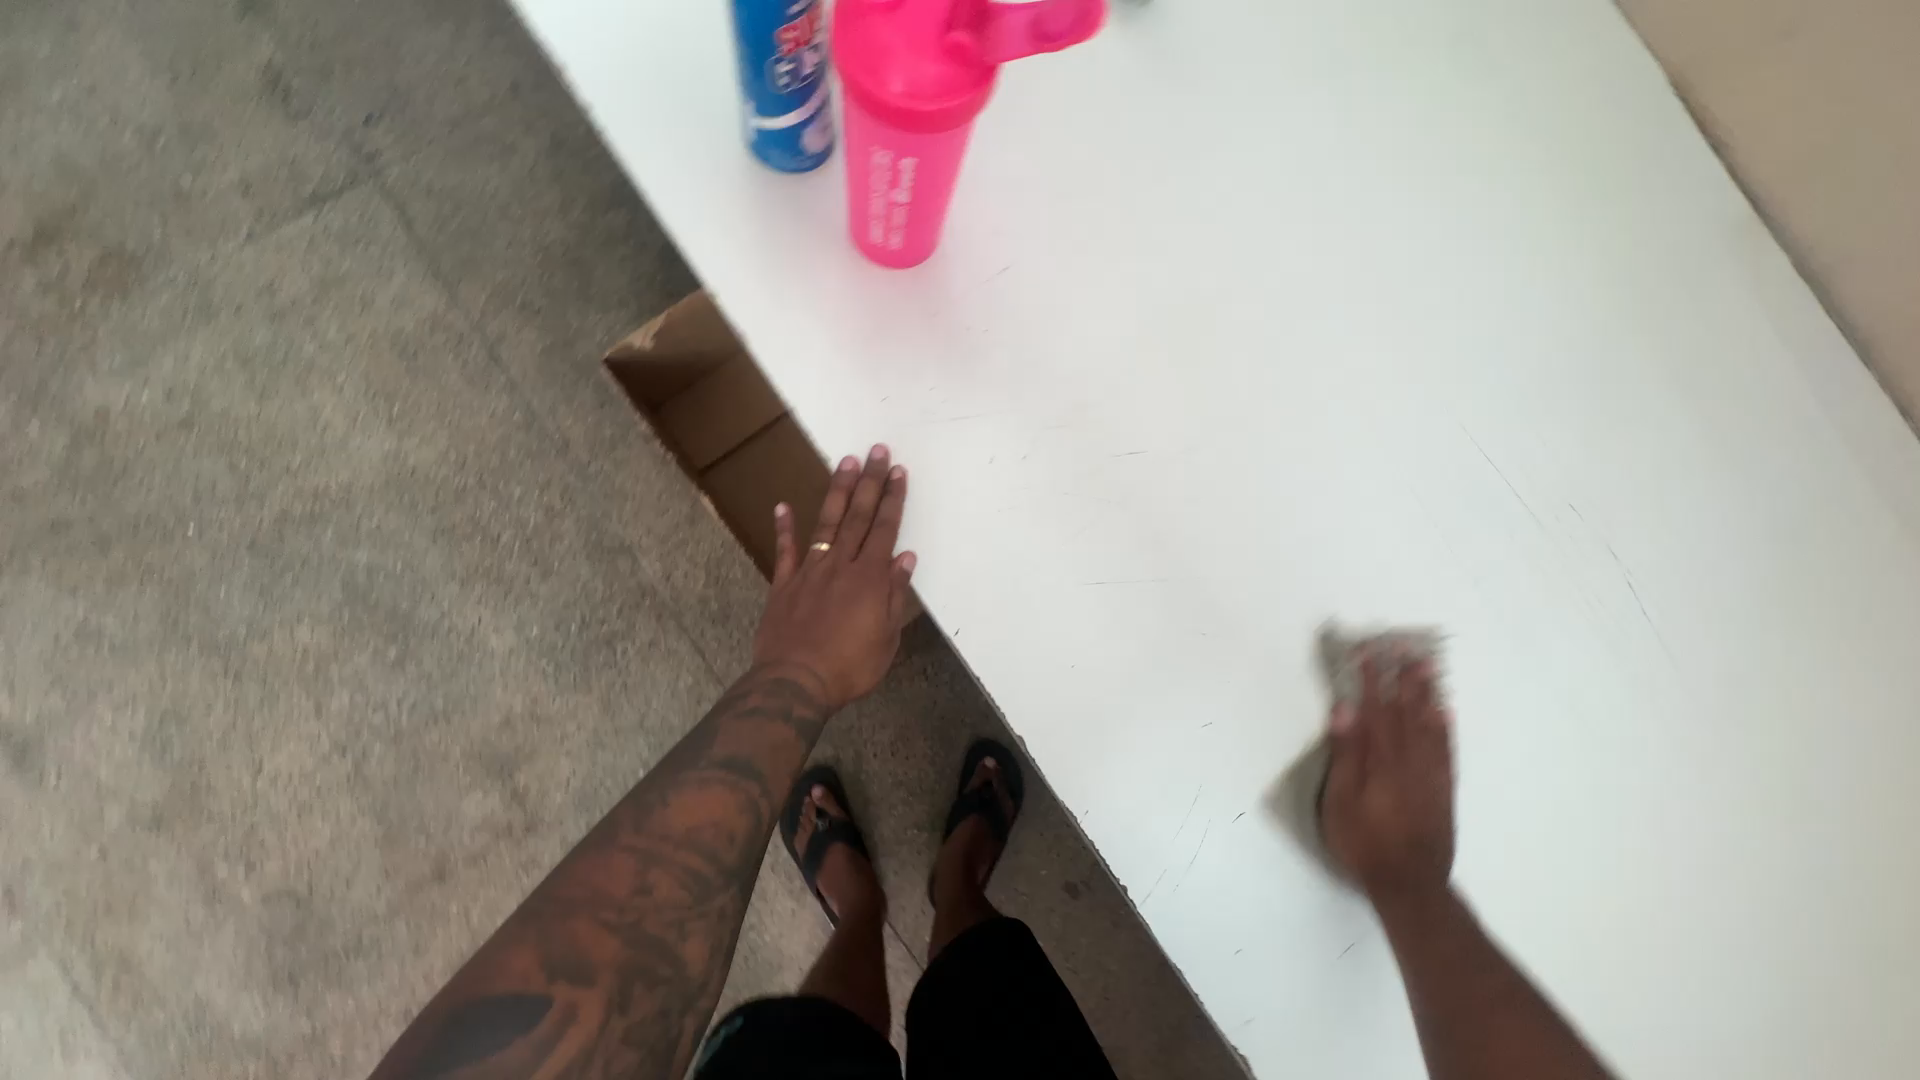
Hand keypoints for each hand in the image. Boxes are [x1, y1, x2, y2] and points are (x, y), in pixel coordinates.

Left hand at [752, 445, 916, 709]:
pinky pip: (785, 551)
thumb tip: (905, 557)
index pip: (884, 530)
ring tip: (844, 462)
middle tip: (876, 450)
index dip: (893, 499)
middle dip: (869, 482)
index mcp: (869, 579)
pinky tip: (783, 505)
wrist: (796, 682)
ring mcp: (809, 572)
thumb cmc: (850, 667)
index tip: (898, 472)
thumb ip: (894, 594)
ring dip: (836, 492)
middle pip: (857, 517)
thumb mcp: (887, 638)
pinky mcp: (783, 585)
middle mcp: (840, 566)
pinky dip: (784, 527)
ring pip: (826, 524)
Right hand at [1321, 647, 1455, 906]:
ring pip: (1429, 725)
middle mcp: (1410, 761)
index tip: (1367, 652)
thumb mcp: (1340, 800)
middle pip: (1406, 711)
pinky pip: (1446, 749)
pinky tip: (1444, 712)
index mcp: (1381, 760)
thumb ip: (1345, 754)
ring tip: (1427, 667)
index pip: (1376, 710)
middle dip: (1402, 677)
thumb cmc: (1363, 842)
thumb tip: (1346, 710)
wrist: (1410, 884)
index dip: (1371, 679)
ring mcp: (1431, 775)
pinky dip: (1445, 726)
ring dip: (1426, 693)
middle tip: (1404, 647)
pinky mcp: (1443, 790)